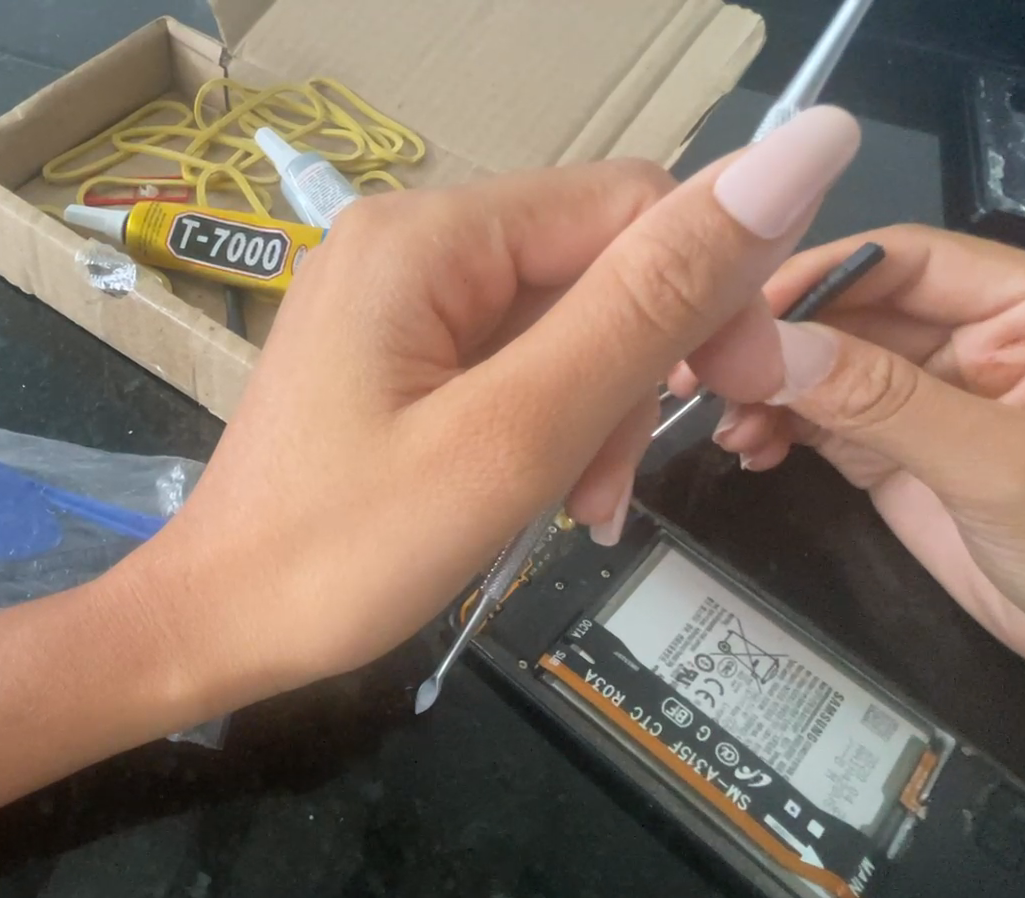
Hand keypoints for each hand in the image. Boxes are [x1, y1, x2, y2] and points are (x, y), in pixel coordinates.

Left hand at [114, 108, 862, 712]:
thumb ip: (648, 303)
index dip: (703, 296)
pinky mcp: (370, 365)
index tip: (738, 401)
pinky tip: (527, 497)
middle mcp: (396, 248)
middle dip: (622, 381)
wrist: (216, 623)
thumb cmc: (347, 551)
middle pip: (579, 274)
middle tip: (607, 495)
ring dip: (579, 418)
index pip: (626, 208)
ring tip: (571, 512)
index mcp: (423, 238)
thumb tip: (808, 146)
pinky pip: (485, 371)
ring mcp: (377, 309)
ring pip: (539, 332)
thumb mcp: (514, 433)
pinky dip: (524, 430)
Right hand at [680, 225, 1024, 763]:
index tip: (728, 326)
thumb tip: (765, 351)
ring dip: (765, 396)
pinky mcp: (887, 451)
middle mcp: (973, 342)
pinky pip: (812, 421)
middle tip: (697, 383)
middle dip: (772, 349)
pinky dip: (773, 432)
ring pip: (817, 370)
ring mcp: (924, 400)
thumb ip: (884, 402)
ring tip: (733, 436)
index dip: (811, 281)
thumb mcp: (1001, 466)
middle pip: (846, 316)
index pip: (904, 263)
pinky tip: (752, 455)